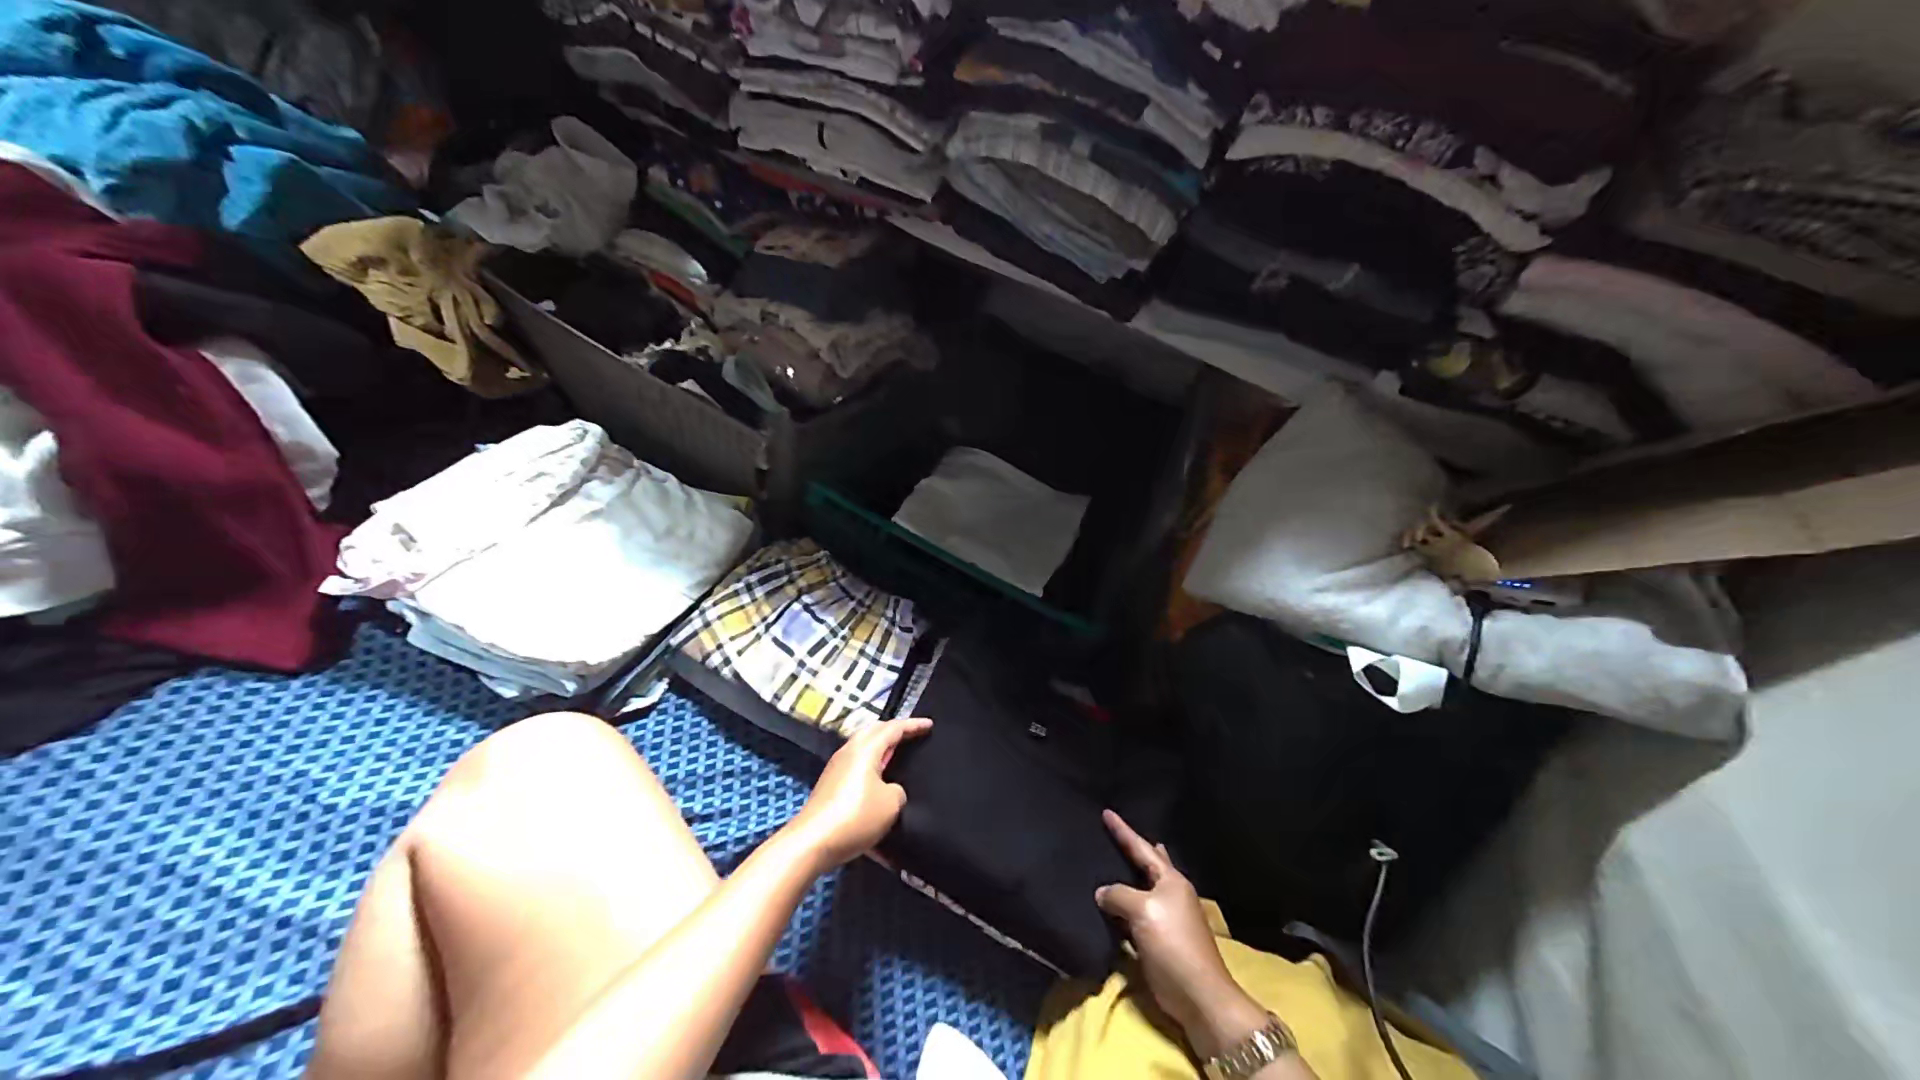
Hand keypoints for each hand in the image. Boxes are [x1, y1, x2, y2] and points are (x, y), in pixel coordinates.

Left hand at [785, 717, 931, 869]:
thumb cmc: (855, 817)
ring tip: (896, 755)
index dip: (913, 725)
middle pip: (873, 732)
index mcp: (865, 749)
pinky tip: (877, 782)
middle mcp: (848, 753)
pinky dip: (870, 767)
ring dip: (880, 748)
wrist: (812, 842)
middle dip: (893, 730)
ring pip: (862, 749)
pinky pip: (855, 766)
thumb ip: (898, 791)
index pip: (893, 728)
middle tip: (911, 734)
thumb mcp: (891, 804)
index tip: (928, 724)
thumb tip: (890, 790)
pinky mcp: (829, 786)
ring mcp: (836, 769)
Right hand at [1096, 811, 1268, 1056]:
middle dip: (1134, 850)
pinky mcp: (1160, 939)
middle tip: (1116, 835)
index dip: (1123, 831)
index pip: (1142, 848)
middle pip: (1149, 864)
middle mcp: (1171, 893)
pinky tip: (1113, 905)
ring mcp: (1168, 917)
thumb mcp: (1142, 910)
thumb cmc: (1173, 944)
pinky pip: (1137, 912)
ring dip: (1128, 878)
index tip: (1107, 812)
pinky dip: (1124, 905)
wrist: (1199, 996)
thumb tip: (1102, 892)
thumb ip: (1118, 895)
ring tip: (1110, 864)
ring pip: (1143, 888)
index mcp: (1171, 880)